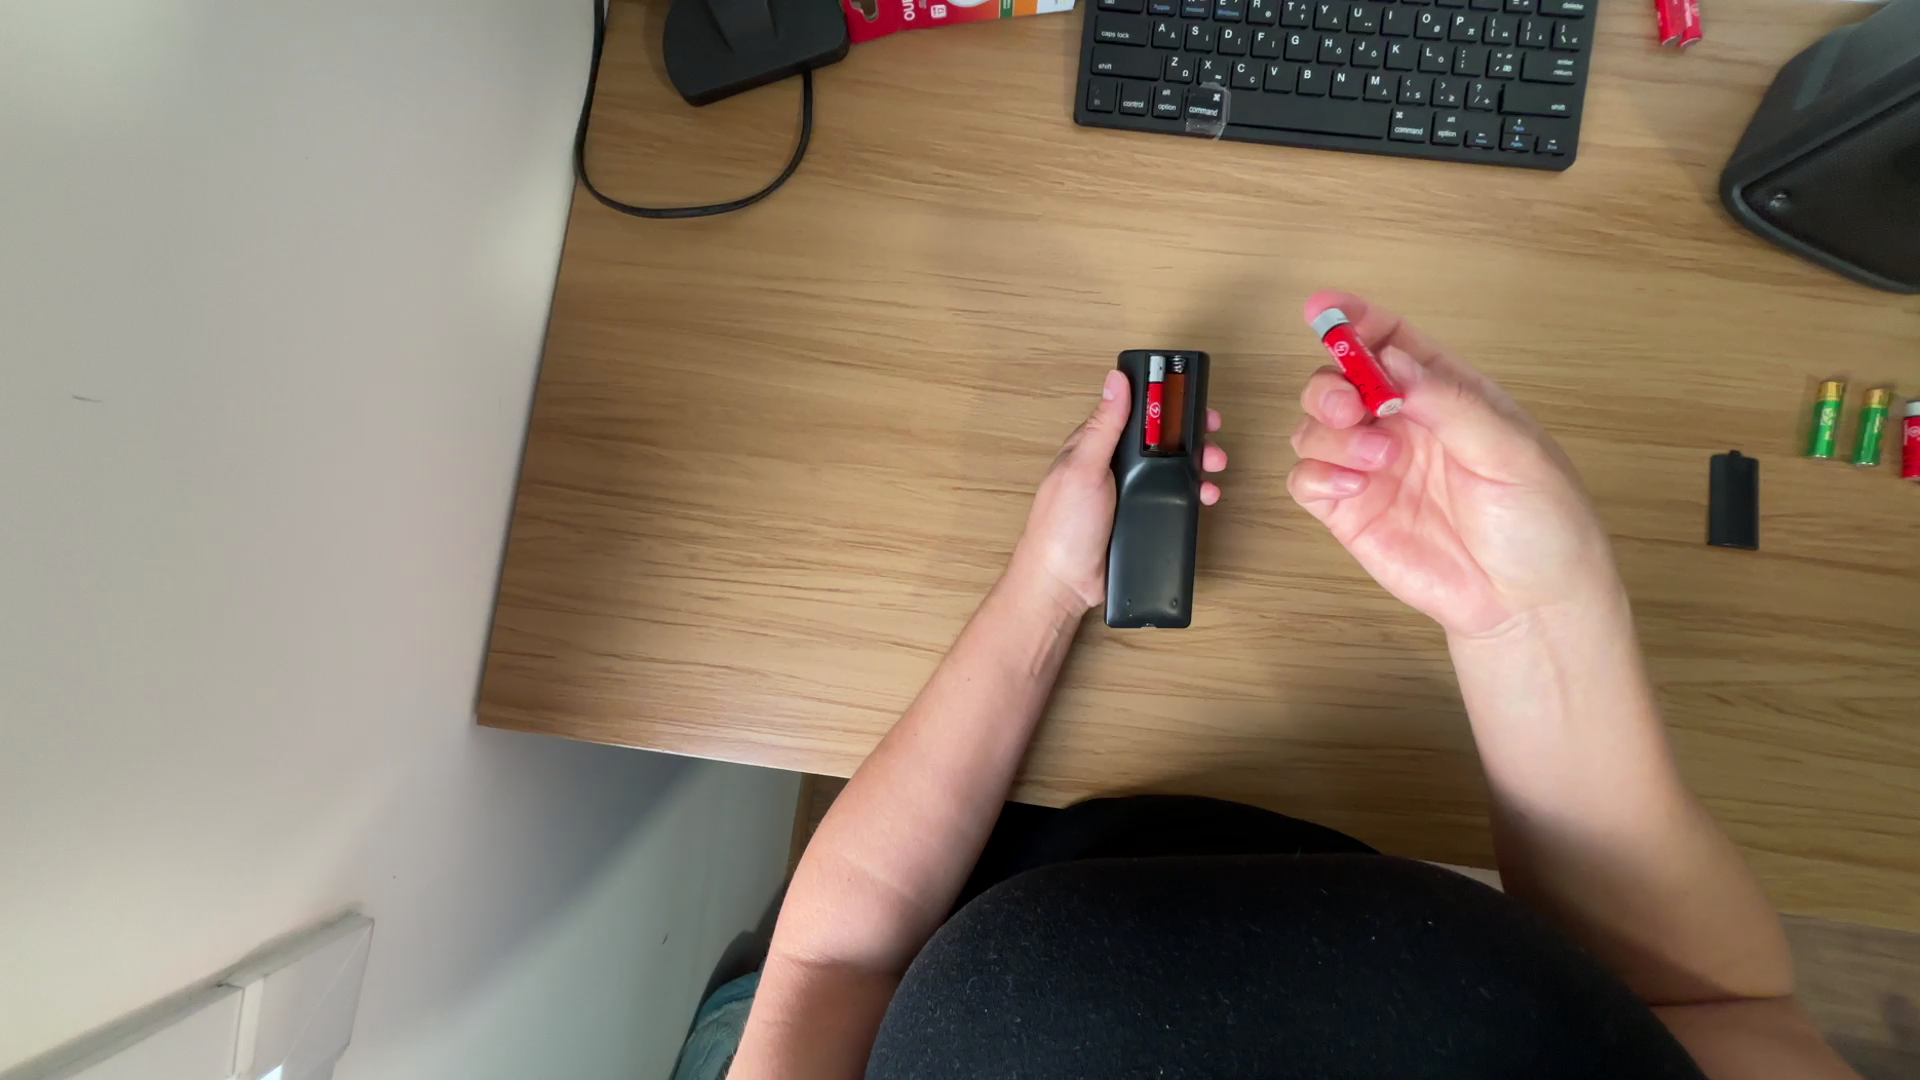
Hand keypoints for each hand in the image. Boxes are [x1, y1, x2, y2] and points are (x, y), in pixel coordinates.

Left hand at [1011, 369, 1227, 610]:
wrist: (1064, 583)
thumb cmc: (1062, 525)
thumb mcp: (1084, 469)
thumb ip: (1104, 427)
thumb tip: (1116, 380)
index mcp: (1094, 446)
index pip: (1135, 413)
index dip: (1165, 404)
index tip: (1194, 402)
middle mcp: (1111, 466)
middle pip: (1160, 440)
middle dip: (1191, 437)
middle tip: (1213, 441)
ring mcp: (1126, 494)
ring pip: (1170, 469)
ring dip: (1198, 464)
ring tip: (1215, 469)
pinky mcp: (1138, 519)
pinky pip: (1171, 499)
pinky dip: (1193, 494)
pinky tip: (1205, 497)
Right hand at [1286, 292, 1616, 638]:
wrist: (1522, 603)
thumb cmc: (1540, 522)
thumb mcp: (1513, 452)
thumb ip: (1451, 402)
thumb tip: (1391, 360)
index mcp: (1444, 395)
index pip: (1389, 341)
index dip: (1354, 320)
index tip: (1323, 310)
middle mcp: (1399, 426)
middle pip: (1333, 382)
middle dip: (1328, 388)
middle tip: (1350, 407)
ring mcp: (1368, 468)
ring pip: (1309, 428)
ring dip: (1329, 437)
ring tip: (1375, 462)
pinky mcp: (1346, 509)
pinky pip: (1304, 478)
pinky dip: (1317, 477)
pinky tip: (1354, 491)